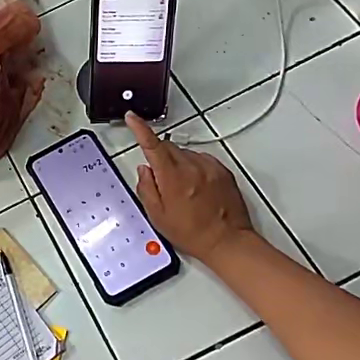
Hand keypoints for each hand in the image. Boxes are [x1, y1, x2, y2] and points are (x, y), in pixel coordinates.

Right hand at [127, 112, 255, 263]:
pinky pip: (202, 160)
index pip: (152, 145)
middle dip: (160, 156)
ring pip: (186, 154)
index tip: (132, 118)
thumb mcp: (157, 215)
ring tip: (181, 190)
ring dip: (178, 164)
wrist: (226, 241)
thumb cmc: (193, 232)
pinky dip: (194, 168)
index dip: (140, 128)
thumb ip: (146, 188)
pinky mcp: (223, 172)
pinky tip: (194, 188)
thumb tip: (144, 171)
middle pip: (169, 147)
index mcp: (173, 177)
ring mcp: (210, 168)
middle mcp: (193, 167)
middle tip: (160, 180)